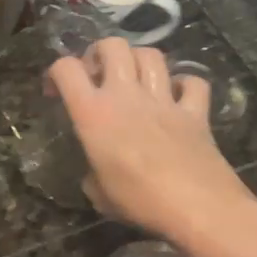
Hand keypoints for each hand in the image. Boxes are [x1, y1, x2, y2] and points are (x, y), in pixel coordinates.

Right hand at [46, 37, 256, 244]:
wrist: (201, 210)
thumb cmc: (140, 200)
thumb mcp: (98, 191)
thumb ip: (92, 172)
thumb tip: (96, 174)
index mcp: (92, 112)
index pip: (65, 67)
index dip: (56, 73)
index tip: (56, 92)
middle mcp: (126, 95)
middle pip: (112, 45)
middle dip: (100, 53)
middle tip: (98, 75)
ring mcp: (164, 100)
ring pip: (151, 55)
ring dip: (138, 61)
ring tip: (134, 80)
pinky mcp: (197, 113)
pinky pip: (193, 83)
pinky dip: (184, 84)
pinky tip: (177, 97)